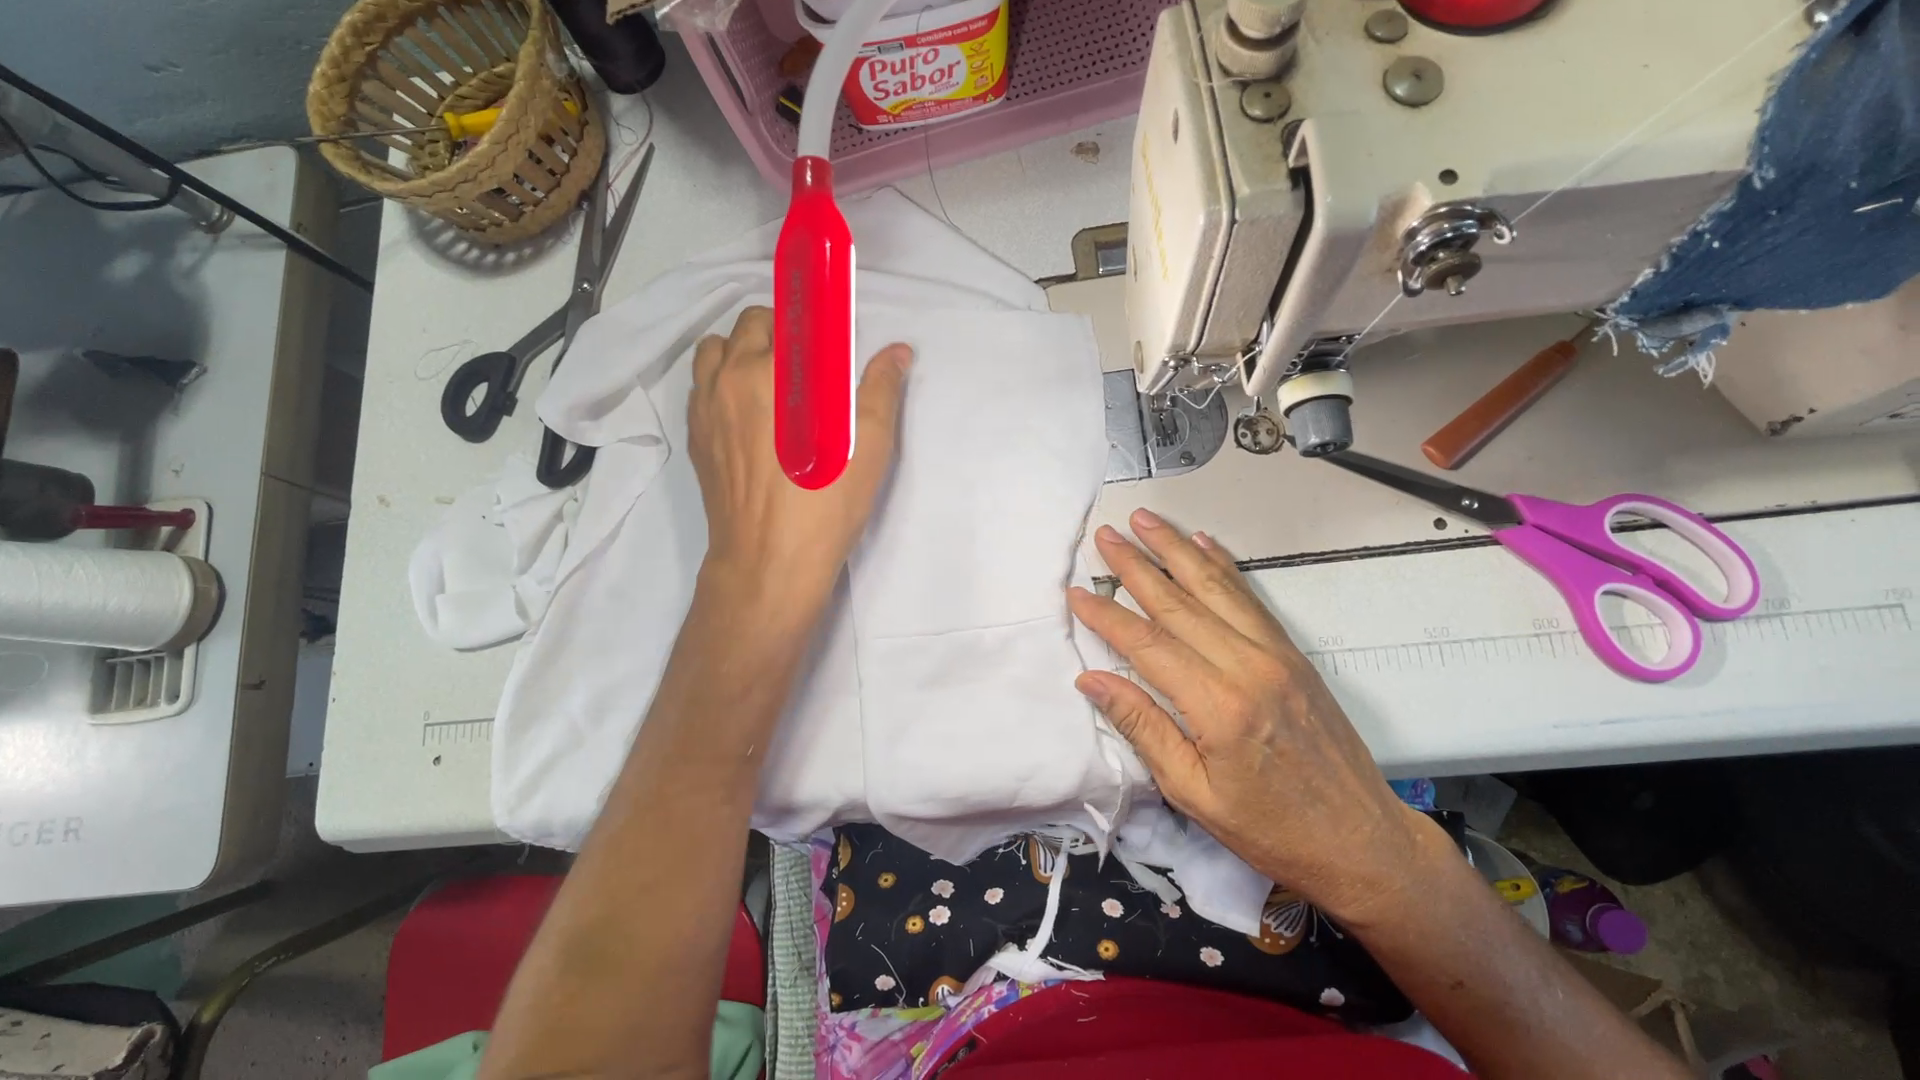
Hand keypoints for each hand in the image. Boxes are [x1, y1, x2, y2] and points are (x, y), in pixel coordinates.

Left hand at [688, 306, 911, 601]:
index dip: (816, 306)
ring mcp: (707, 407)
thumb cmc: (825, 502)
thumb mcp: (868, 447)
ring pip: (715, 350)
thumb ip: (880, 389)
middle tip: (812, 361)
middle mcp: (733, 377)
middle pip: (751, 324)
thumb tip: (897, 352)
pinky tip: (749, 411)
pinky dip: (722, 379)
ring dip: (743, 349)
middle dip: (782, 329)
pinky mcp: (696, 436)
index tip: (833, 312)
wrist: (767, 561)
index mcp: (777, 371)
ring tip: (773, 380)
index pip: (794, 313)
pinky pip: (701, 385)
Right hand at [1067, 510, 1439, 926]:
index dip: (1108, 615)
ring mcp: (1276, 656)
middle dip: (1137, 566)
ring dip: (1178, 551)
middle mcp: (1248, 668)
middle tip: (1106, 534)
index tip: (1077, 591)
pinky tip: (1205, 545)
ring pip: (1217, 590)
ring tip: (1147, 521)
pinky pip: (1252, 601)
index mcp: (1218, 707)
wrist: (1361, 841)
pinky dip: (1225, 569)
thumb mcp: (1193, 793)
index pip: (1148, 645)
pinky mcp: (1294, 656)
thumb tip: (1092, 680)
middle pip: (1180, 604)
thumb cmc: (1270, 830)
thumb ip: (1143, 728)